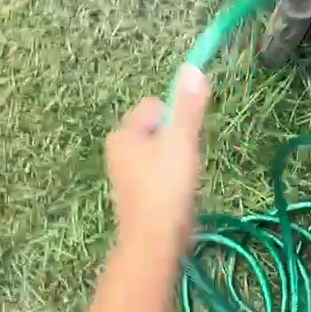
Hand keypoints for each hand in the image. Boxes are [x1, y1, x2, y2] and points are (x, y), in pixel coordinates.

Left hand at [105, 64, 210, 252]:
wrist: (153, 242)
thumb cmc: (166, 188)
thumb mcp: (181, 141)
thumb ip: (188, 106)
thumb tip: (192, 69)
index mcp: (123, 133)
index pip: (157, 105)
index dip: (178, 119)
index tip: (187, 139)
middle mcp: (118, 150)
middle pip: (160, 129)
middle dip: (179, 142)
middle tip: (186, 163)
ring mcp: (125, 174)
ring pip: (162, 153)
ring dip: (178, 163)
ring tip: (183, 182)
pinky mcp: (136, 195)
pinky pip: (159, 174)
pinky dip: (172, 181)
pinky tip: (179, 196)